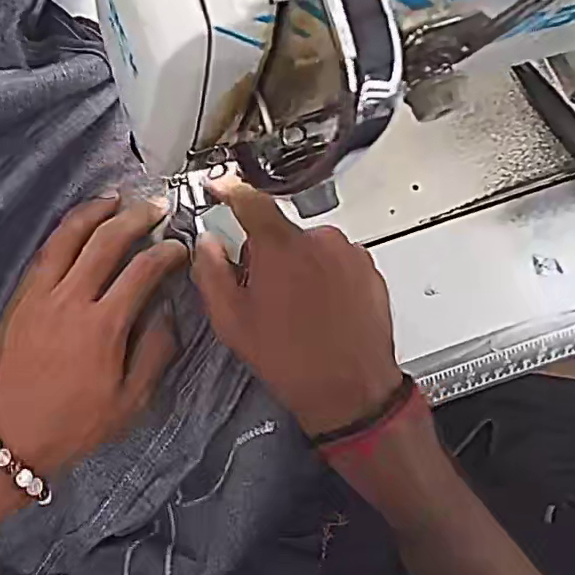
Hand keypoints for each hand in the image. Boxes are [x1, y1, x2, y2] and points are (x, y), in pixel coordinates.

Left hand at [0, 194, 187, 538]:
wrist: (10, 434)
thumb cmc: (72, 424)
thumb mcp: (130, 402)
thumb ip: (155, 352)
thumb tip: (168, 312)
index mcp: (103, 326)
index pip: (142, 271)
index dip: (165, 252)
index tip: (178, 247)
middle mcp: (71, 300)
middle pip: (106, 241)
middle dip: (135, 218)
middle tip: (155, 208)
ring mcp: (40, 295)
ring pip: (68, 237)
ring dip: (94, 213)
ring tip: (115, 199)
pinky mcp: (21, 299)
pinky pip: (44, 252)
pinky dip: (64, 232)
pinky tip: (76, 226)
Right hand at [191, 177, 404, 436]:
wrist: (348, 388)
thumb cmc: (292, 359)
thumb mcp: (231, 319)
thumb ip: (211, 271)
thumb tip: (207, 246)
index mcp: (280, 247)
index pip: (249, 200)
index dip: (229, 190)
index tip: (220, 186)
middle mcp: (318, 241)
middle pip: (279, 232)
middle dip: (266, 255)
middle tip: (263, 294)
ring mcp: (348, 254)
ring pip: (308, 248)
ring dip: (297, 268)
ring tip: (295, 310)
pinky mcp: (368, 269)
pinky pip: (335, 262)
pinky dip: (323, 279)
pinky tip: (318, 311)